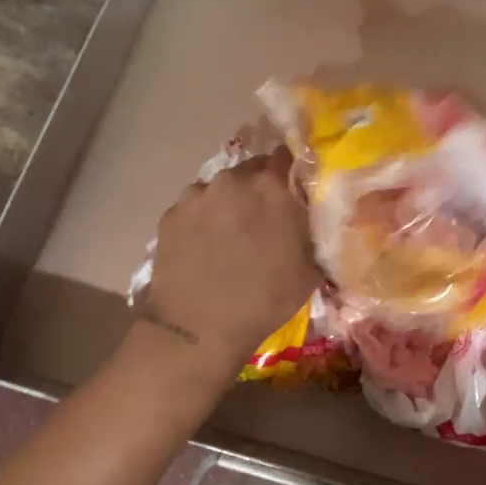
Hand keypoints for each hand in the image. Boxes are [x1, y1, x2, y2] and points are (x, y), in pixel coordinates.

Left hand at [141, 148, 321, 365]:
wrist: (198, 328)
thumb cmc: (265, 299)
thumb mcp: (310, 268)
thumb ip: (313, 232)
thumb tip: (315, 221)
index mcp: (273, 187)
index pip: (287, 157)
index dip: (292, 172)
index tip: (295, 189)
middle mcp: (234, 180)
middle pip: (252, 170)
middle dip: (260, 188)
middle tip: (265, 217)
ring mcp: (197, 195)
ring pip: (221, 188)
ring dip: (230, 203)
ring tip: (231, 235)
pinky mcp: (170, 214)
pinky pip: (194, 208)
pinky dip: (203, 220)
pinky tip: (205, 246)